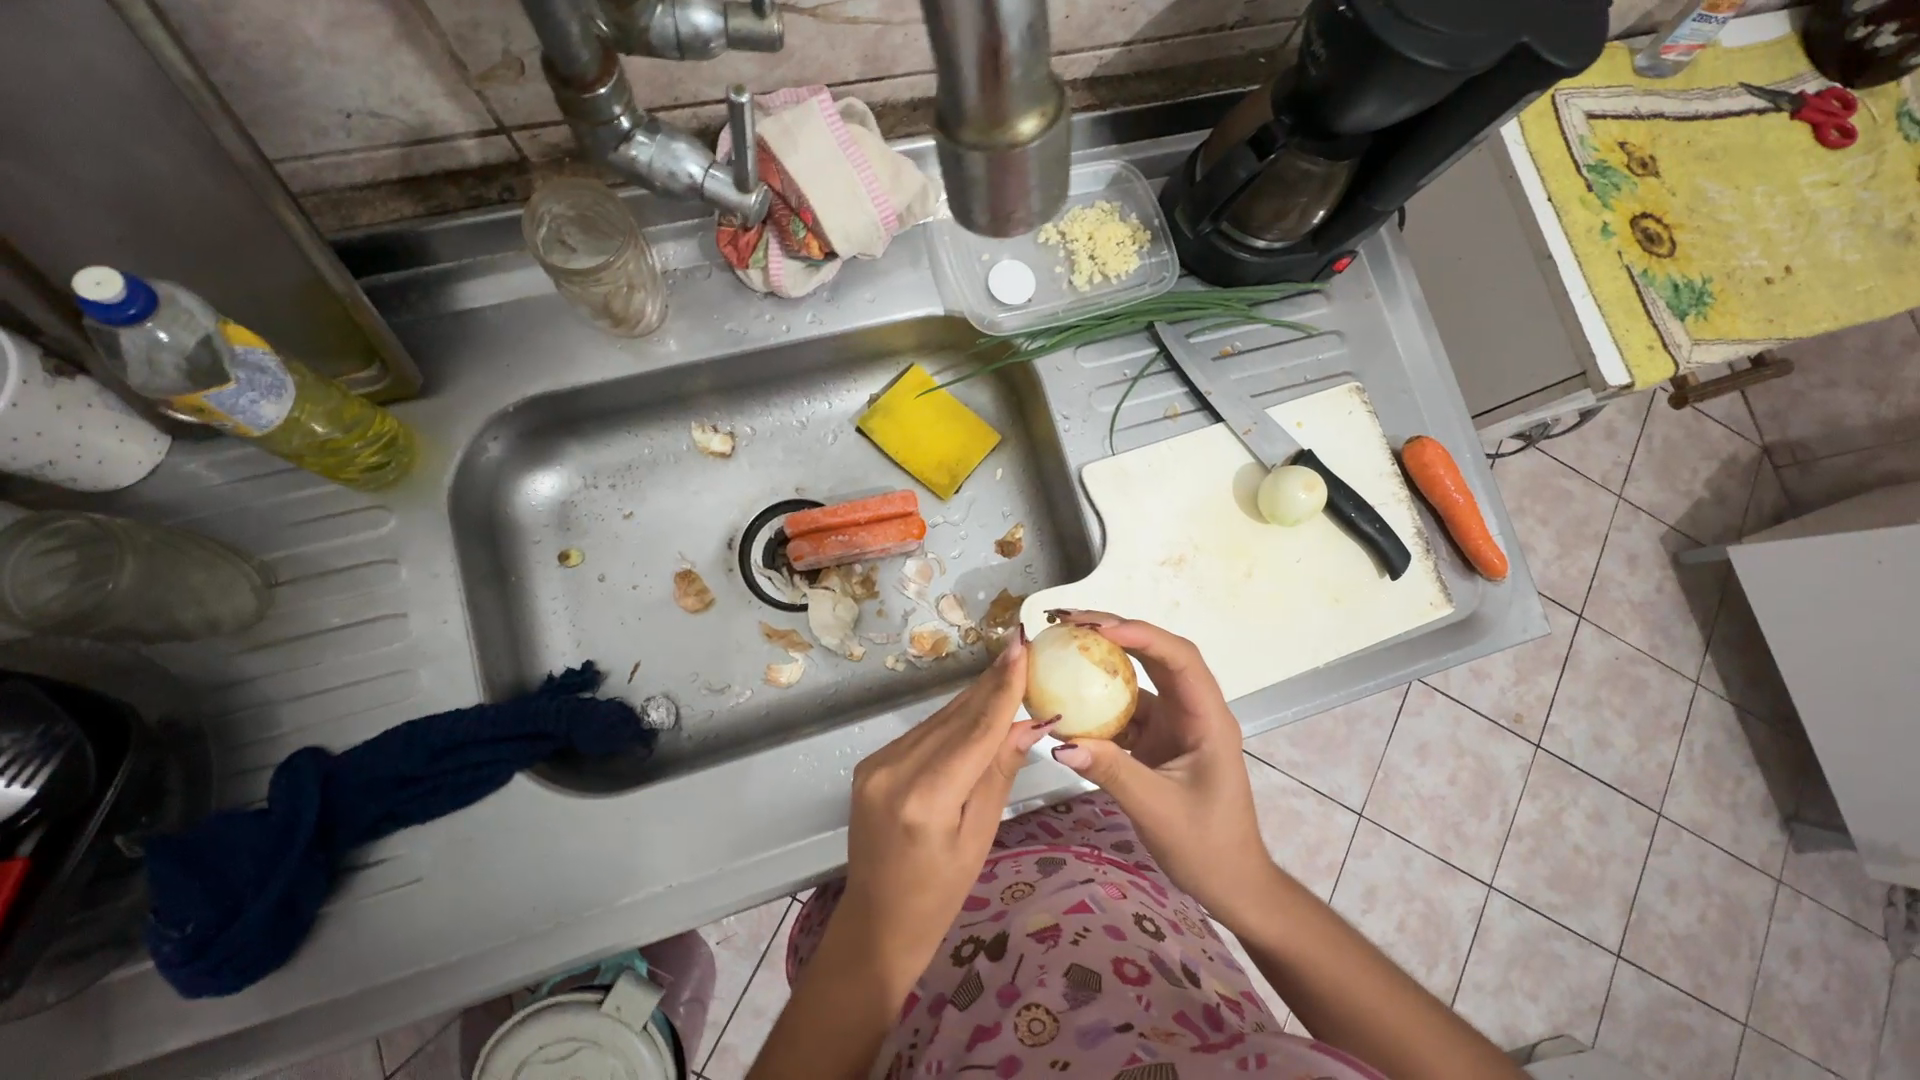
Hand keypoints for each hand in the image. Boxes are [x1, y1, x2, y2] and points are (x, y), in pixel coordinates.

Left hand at [833, 633, 1055, 999]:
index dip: (1003, 689)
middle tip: (1021, 647)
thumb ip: (997, 775)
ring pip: (937, 721)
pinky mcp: (871, 765)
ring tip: (1008, 669)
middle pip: (954, 718)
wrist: (876, 922)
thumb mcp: (979, 838)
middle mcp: (893, 770)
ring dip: (974, 698)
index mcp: (925, 797)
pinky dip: (951, 721)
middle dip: (990, 683)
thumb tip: (1027, 724)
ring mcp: (876, 764)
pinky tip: (976, 707)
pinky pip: (922, 735)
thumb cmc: (939, 894)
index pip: (975, 731)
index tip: (1022, 648)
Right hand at [1046, 611, 1274, 926]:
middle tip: (1067, 622)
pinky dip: (1096, 705)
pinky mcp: (1156, 742)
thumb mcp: (1156, 810)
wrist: (1231, 883)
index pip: (1179, 659)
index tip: (1097, 629)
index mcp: (1208, 719)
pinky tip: (1065, 700)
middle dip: (1115, 633)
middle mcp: (1192, 711)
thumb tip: (1059, 741)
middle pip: (1156, 656)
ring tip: (1061, 647)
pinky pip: (1124, 712)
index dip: (1141, 636)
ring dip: (1102, 664)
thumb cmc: (1207, 847)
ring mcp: (1174, 726)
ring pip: (1137, 681)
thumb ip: (1110, 772)